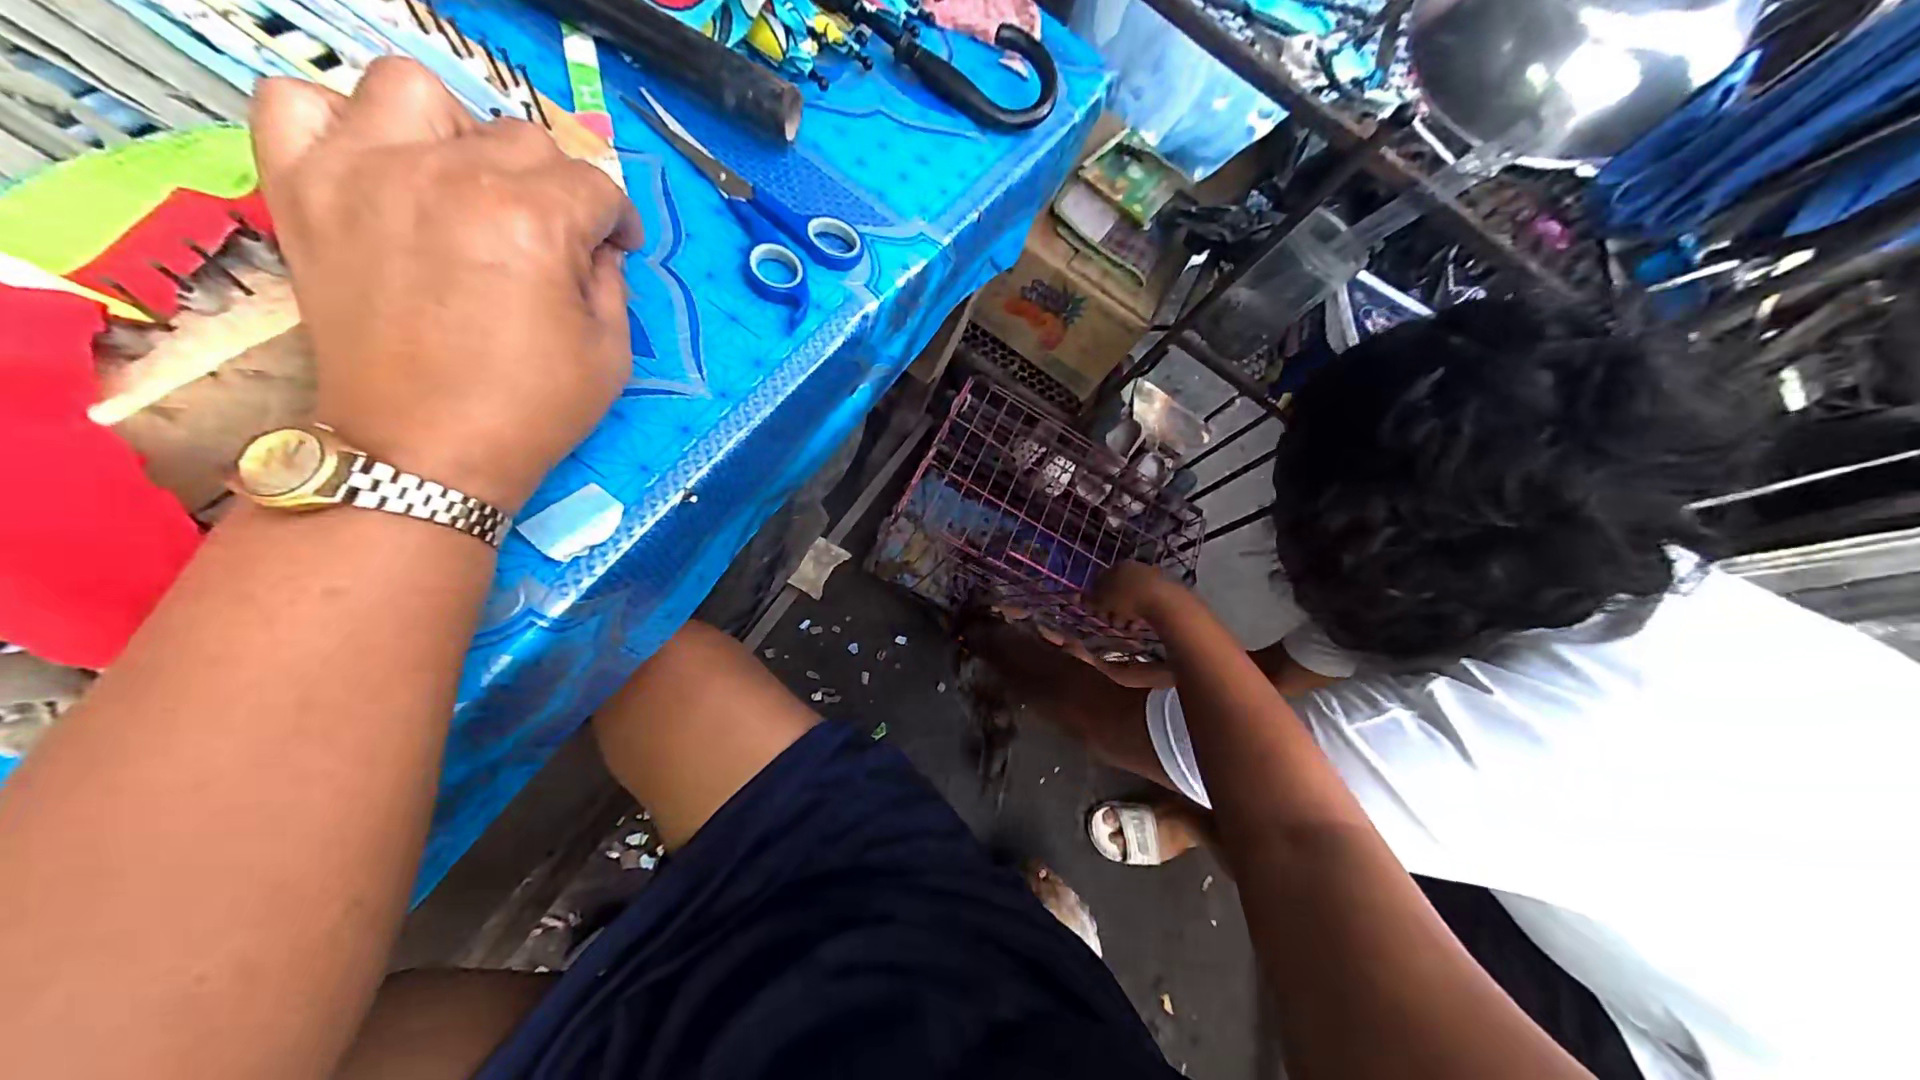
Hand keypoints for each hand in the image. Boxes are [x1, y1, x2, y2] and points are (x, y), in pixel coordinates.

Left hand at [251, 58, 643, 512]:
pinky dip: (340, 120)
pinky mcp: (304, 189)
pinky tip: (378, 168)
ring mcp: (365, 173)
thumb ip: (611, 279)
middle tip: (550, 238)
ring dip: (456, 131)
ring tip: (465, 185)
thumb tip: (594, 243)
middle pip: (521, 138)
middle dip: (554, 186)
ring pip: (415, 91)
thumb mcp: (610, 352)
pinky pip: (299, 103)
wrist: (425, 452)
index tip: (614, 248)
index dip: (617, 219)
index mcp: (534, 222)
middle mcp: (449, 177)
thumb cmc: (532, 410)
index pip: (595, 185)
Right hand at [1085, 561, 1181, 626]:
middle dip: (1112, 608)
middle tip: (1110, 621)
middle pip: (1117, 590)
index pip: (1100, 580)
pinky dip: (1140, 614)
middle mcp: (1133, 568)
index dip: (1096, 597)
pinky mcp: (1164, 591)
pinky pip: (1146, 603)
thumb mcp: (1102, 600)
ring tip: (1126, 627)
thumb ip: (1090, 600)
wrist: (1163, 600)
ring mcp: (1150, 578)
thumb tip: (1083, 599)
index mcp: (1117, 566)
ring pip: (1131, 598)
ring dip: (1125, 614)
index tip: (1096, 612)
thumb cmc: (1126, 598)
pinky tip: (1138, 625)